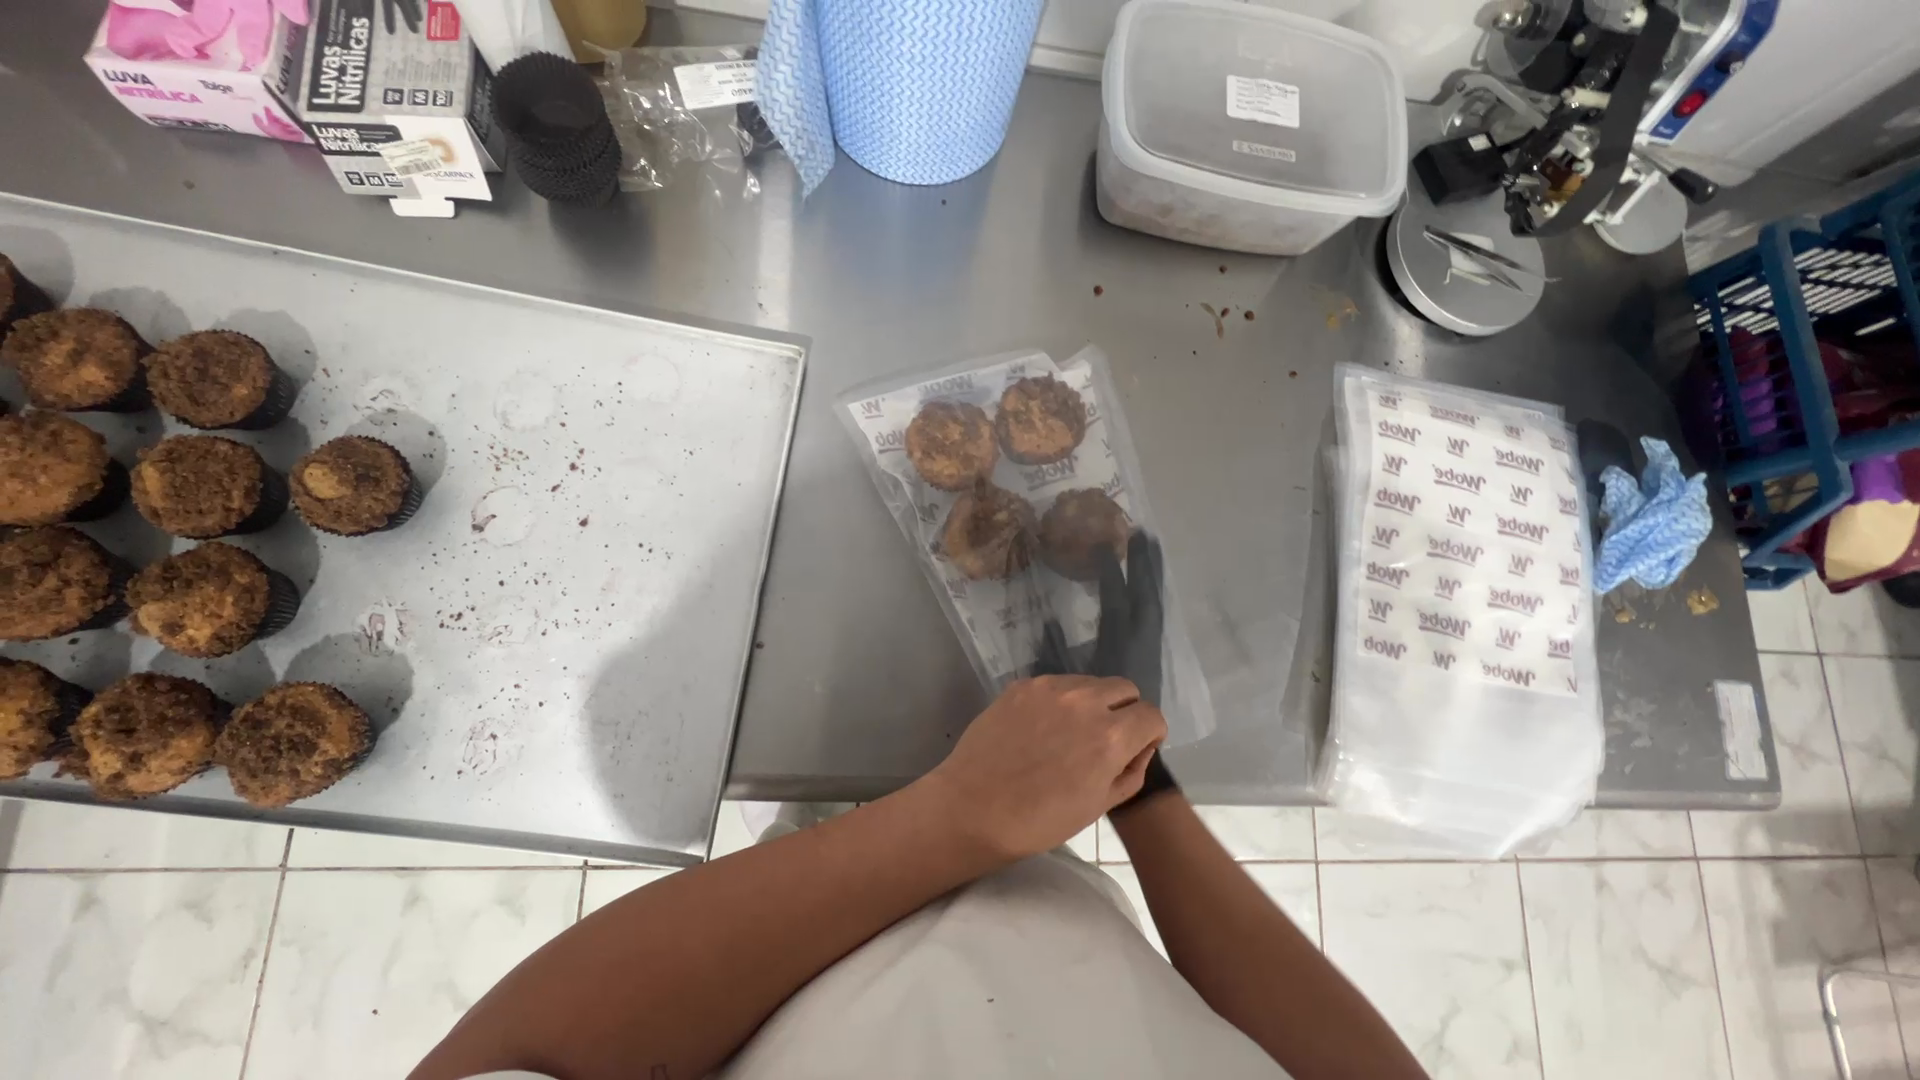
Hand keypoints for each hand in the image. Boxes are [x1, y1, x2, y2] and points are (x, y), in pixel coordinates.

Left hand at [921, 675, 1166, 860]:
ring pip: (1089, 683)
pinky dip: (1059, 701)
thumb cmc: (1040, 820)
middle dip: (1125, 711)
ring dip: (1091, 703)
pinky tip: (1041, 729)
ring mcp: (1050, 688)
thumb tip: (1139, 747)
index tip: (1137, 747)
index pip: (1151, 715)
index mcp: (1110, 736)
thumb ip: (1132, 771)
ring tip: (1068, 734)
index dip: (1151, 733)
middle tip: (1105, 739)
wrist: (974, 808)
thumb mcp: (1100, 805)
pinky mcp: (1022, 685)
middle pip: (1124, 689)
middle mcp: (1084, 701)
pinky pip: (1056, 685)